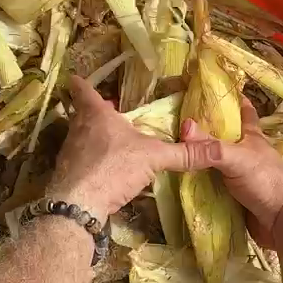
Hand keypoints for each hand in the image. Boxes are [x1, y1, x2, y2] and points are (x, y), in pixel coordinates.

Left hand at [46, 77, 216, 218]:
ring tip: (109, 141)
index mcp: (96, 115)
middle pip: (81, 114)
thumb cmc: (114, 167)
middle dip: (93, 113)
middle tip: (107, 112)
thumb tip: (216, 150)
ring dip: (91, 137)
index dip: (81, 84)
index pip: (84, 92)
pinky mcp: (66, 174)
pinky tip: (102, 171)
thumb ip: (183, 154)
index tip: (76, 78)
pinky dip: (89, 161)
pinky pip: (78, 160)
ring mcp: (69, 152)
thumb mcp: (153, 158)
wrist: (79, 204)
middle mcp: (78, 129)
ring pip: (79, 137)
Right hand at [178, 99, 282, 248]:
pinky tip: (183, 183)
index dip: (235, 101)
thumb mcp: (238, 158)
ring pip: (216, 164)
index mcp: (252, 139)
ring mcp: (241, 178)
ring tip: (175, 153)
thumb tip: (184, 127)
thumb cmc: (267, 182)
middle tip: (178, 125)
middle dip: (205, 133)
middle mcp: (247, 156)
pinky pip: (213, 187)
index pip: (245, 113)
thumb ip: (211, 147)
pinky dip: (200, 185)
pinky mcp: (236, 198)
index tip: (218, 91)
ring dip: (199, 161)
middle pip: (224, 140)